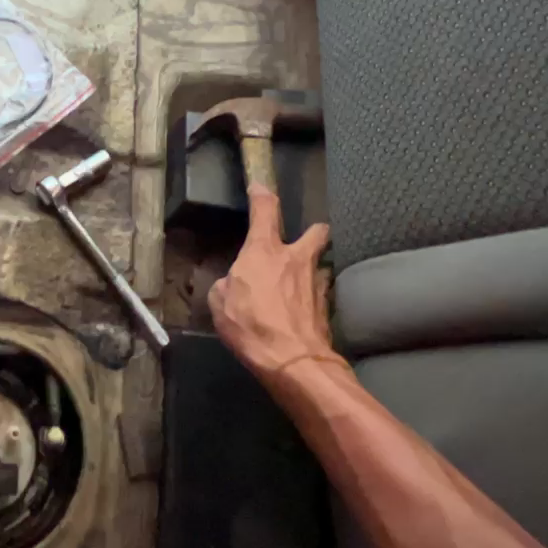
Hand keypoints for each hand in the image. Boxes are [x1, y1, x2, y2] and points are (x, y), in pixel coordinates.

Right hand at [208, 184, 338, 381]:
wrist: (293, 360)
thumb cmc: (250, 324)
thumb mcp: (219, 303)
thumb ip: (226, 286)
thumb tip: (233, 285)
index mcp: (264, 251)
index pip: (265, 210)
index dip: (261, 194)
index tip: (259, 187)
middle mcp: (295, 259)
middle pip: (316, 232)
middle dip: (313, 232)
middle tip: (303, 242)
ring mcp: (316, 282)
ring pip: (321, 265)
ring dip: (312, 270)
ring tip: (300, 284)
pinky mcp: (327, 307)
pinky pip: (320, 293)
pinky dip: (312, 298)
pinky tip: (303, 311)